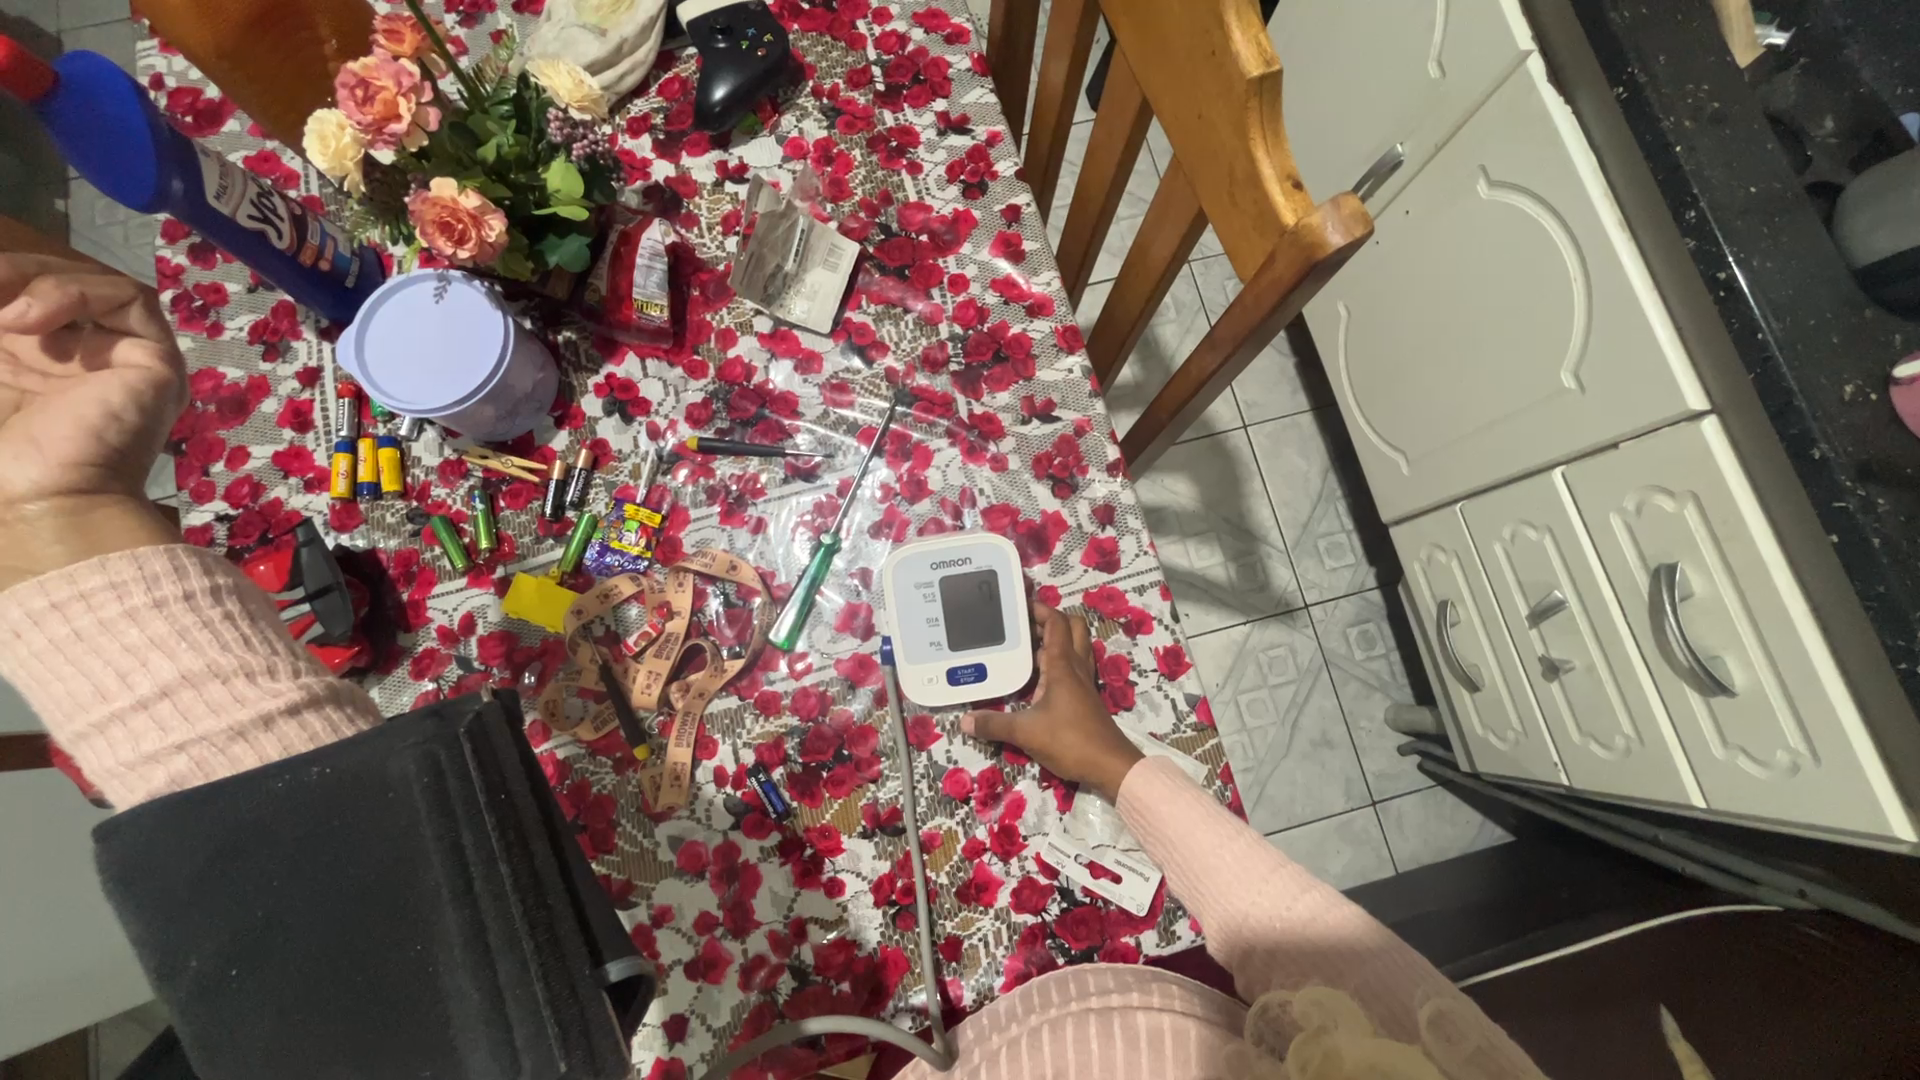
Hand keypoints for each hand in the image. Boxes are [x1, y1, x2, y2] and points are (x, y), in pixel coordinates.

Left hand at [0, 253, 185, 588]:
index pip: (26, 296)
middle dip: (8, 273)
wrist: (40, 499)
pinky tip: (27, 320)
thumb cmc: (0, 454)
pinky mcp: (158, 362)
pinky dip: (74, 294)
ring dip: (38, 279)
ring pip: (99, 283)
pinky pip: (131, 299)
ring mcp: (127, 358)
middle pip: (62, 282)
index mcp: (33, 361)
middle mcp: (86, 356)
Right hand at [960, 603, 1143, 801]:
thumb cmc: (1070, 741)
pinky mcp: (1085, 698)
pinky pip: (1073, 668)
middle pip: (1072, 628)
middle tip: (1024, 626)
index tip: (1019, 605)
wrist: (1109, 766)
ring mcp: (1084, 682)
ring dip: (1056, 641)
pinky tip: (1038, 677)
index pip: (1056, 623)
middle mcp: (1076, 667)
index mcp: (1063, 665)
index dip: (1040, 609)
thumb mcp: (1025, 733)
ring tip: (1027, 646)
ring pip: (1075, 647)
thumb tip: (964, 720)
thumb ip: (993, 724)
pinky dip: (1058, 663)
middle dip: (1050, 621)